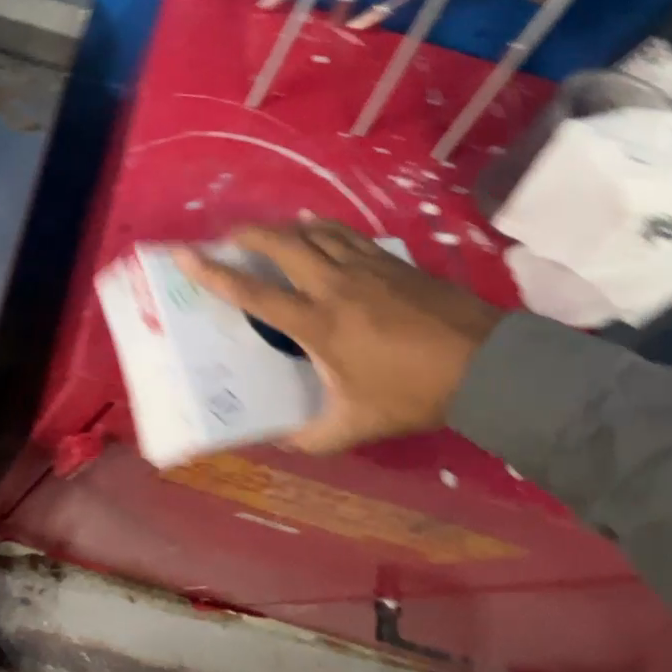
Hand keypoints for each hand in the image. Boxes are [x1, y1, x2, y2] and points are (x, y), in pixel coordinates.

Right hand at [175, 220, 504, 453]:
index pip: (254, 293)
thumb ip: (313, 436)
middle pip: (281, 243)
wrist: (485, 364)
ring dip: (285, 228)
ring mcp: (365, 267)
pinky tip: (317, 228)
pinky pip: (346, 234)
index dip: (214, 273)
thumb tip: (281, 443)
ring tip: (269, 234)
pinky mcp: (391, 261)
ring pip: (314, 231)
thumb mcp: (358, 424)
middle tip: (229, 237)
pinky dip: (323, 228)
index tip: (186, 255)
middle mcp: (334, 286)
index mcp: (318, 324)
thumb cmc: (415, 394)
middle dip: (248, 234)